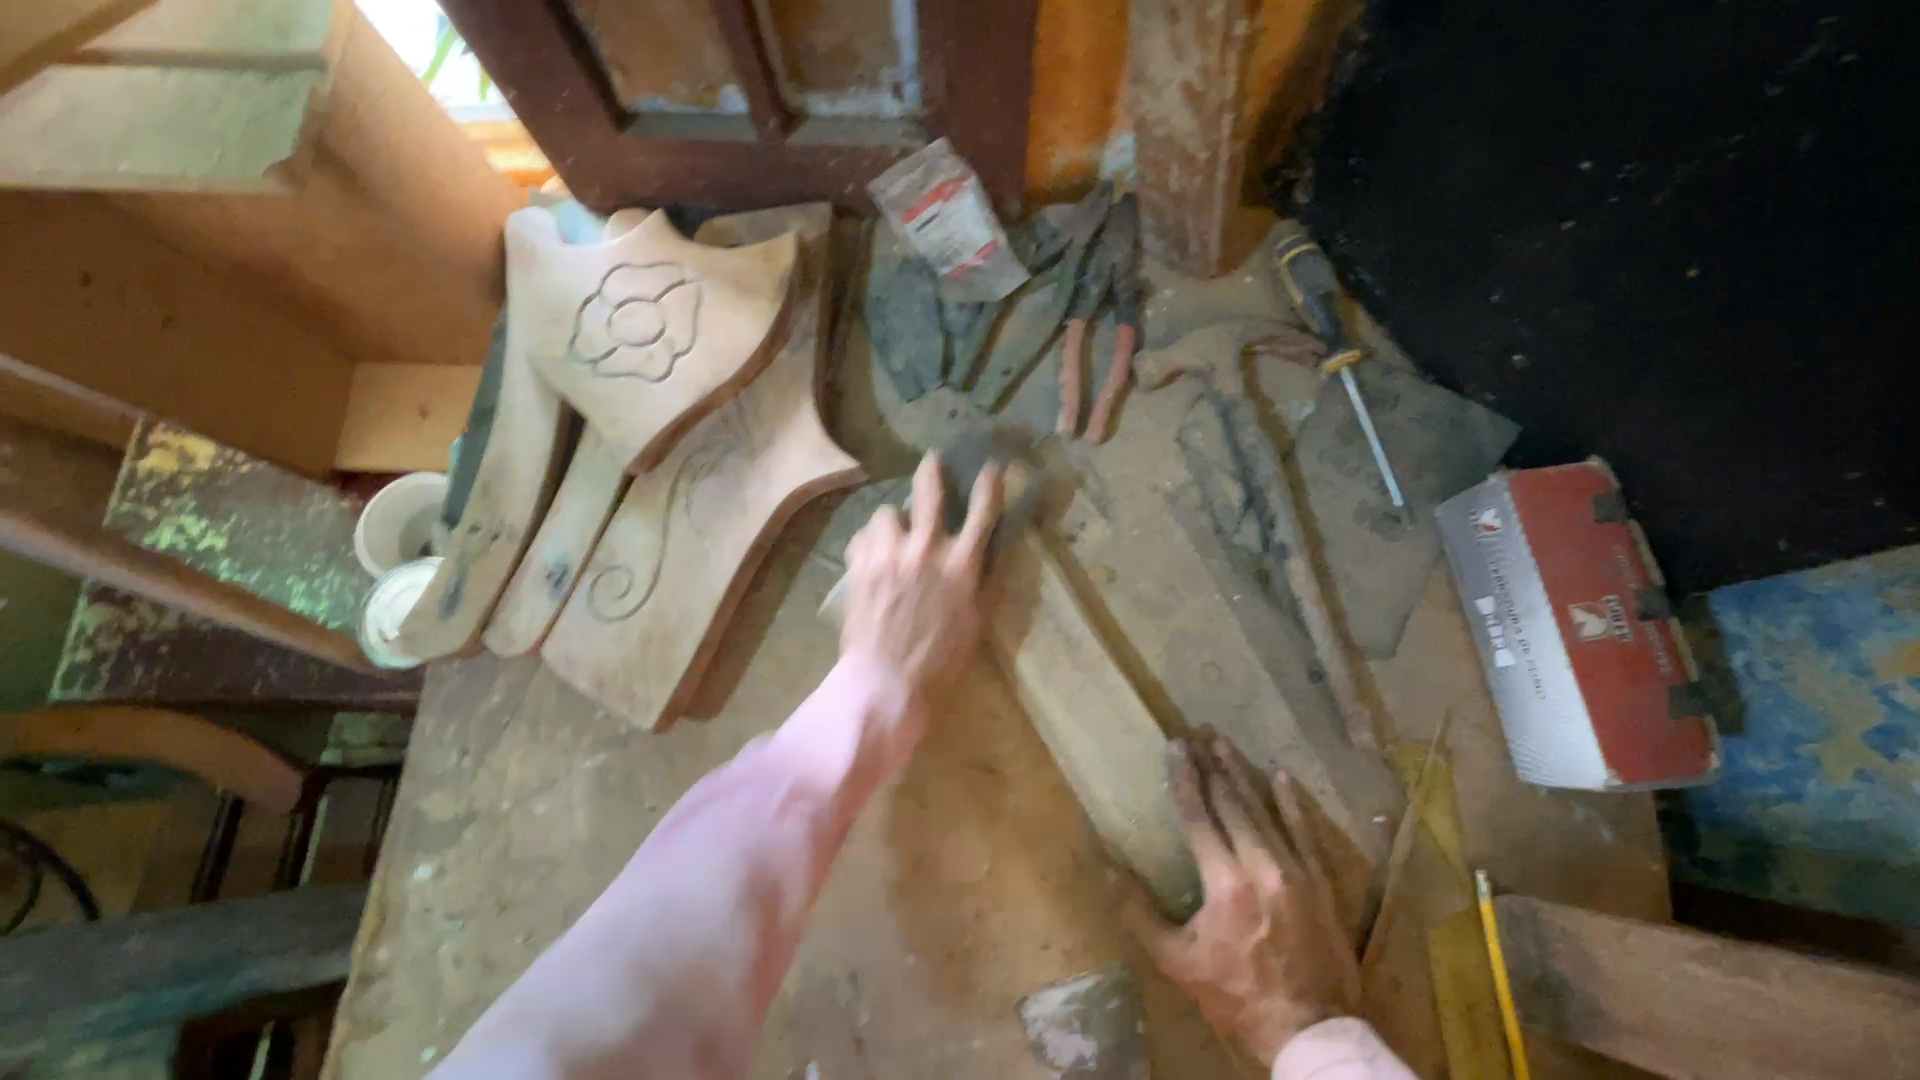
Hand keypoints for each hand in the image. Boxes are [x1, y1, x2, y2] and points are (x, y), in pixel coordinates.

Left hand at [840, 452, 1002, 695]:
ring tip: (891, 535)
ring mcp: (889, 555)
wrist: (887, 680)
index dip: (989, 485)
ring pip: (886, 513)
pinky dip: (868, 544)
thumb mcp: (974, 622)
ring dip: (892, 521)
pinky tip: (871, 558)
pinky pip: (862, 538)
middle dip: (932, 470)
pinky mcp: (860, 566)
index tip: (990, 467)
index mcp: (961, 566)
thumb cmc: (940, 660)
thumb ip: (980, 582)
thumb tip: (986, 553)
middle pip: (929, 493)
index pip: (983, 513)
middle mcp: (926, 551)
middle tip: (931, 460)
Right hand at [1127, 736, 1361, 1066]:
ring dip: (1243, 775)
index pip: (1199, 815)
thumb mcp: (1177, 961)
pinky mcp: (1321, 884)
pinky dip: (1293, 804)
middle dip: (1211, 766)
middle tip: (1196, 735)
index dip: (1184, 778)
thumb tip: (1105, 868)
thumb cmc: (1235, 996)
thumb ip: (1139, 912)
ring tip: (1225, 744)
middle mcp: (1262, 866)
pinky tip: (1283, 777)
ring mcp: (1296, 872)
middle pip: (1232, 803)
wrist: (1310, 1030)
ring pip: (1266, 811)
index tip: (1174, 747)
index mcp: (1225, 883)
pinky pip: (1305, 833)